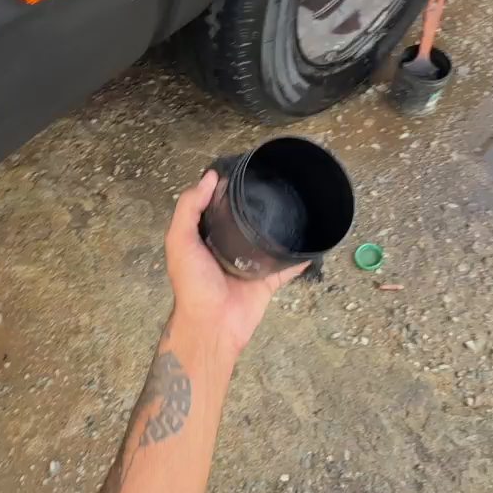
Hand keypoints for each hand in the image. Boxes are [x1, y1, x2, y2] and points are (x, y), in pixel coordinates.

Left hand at [163, 171, 308, 356]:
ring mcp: (250, 264)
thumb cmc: (192, 283)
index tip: (244, 168)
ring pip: (268, 241)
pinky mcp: (268, 280)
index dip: (227, 188)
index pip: (217, 206)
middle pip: (245, 221)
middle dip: (257, 205)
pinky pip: (287, 266)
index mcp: (205, 237)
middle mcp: (227, 247)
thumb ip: (189, 208)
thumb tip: (209, 178)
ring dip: (280, 228)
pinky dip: (299, 256)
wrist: (213, 324)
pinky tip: (313, 240)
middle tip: (276, 183)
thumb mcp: (179, 240)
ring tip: (297, 204)